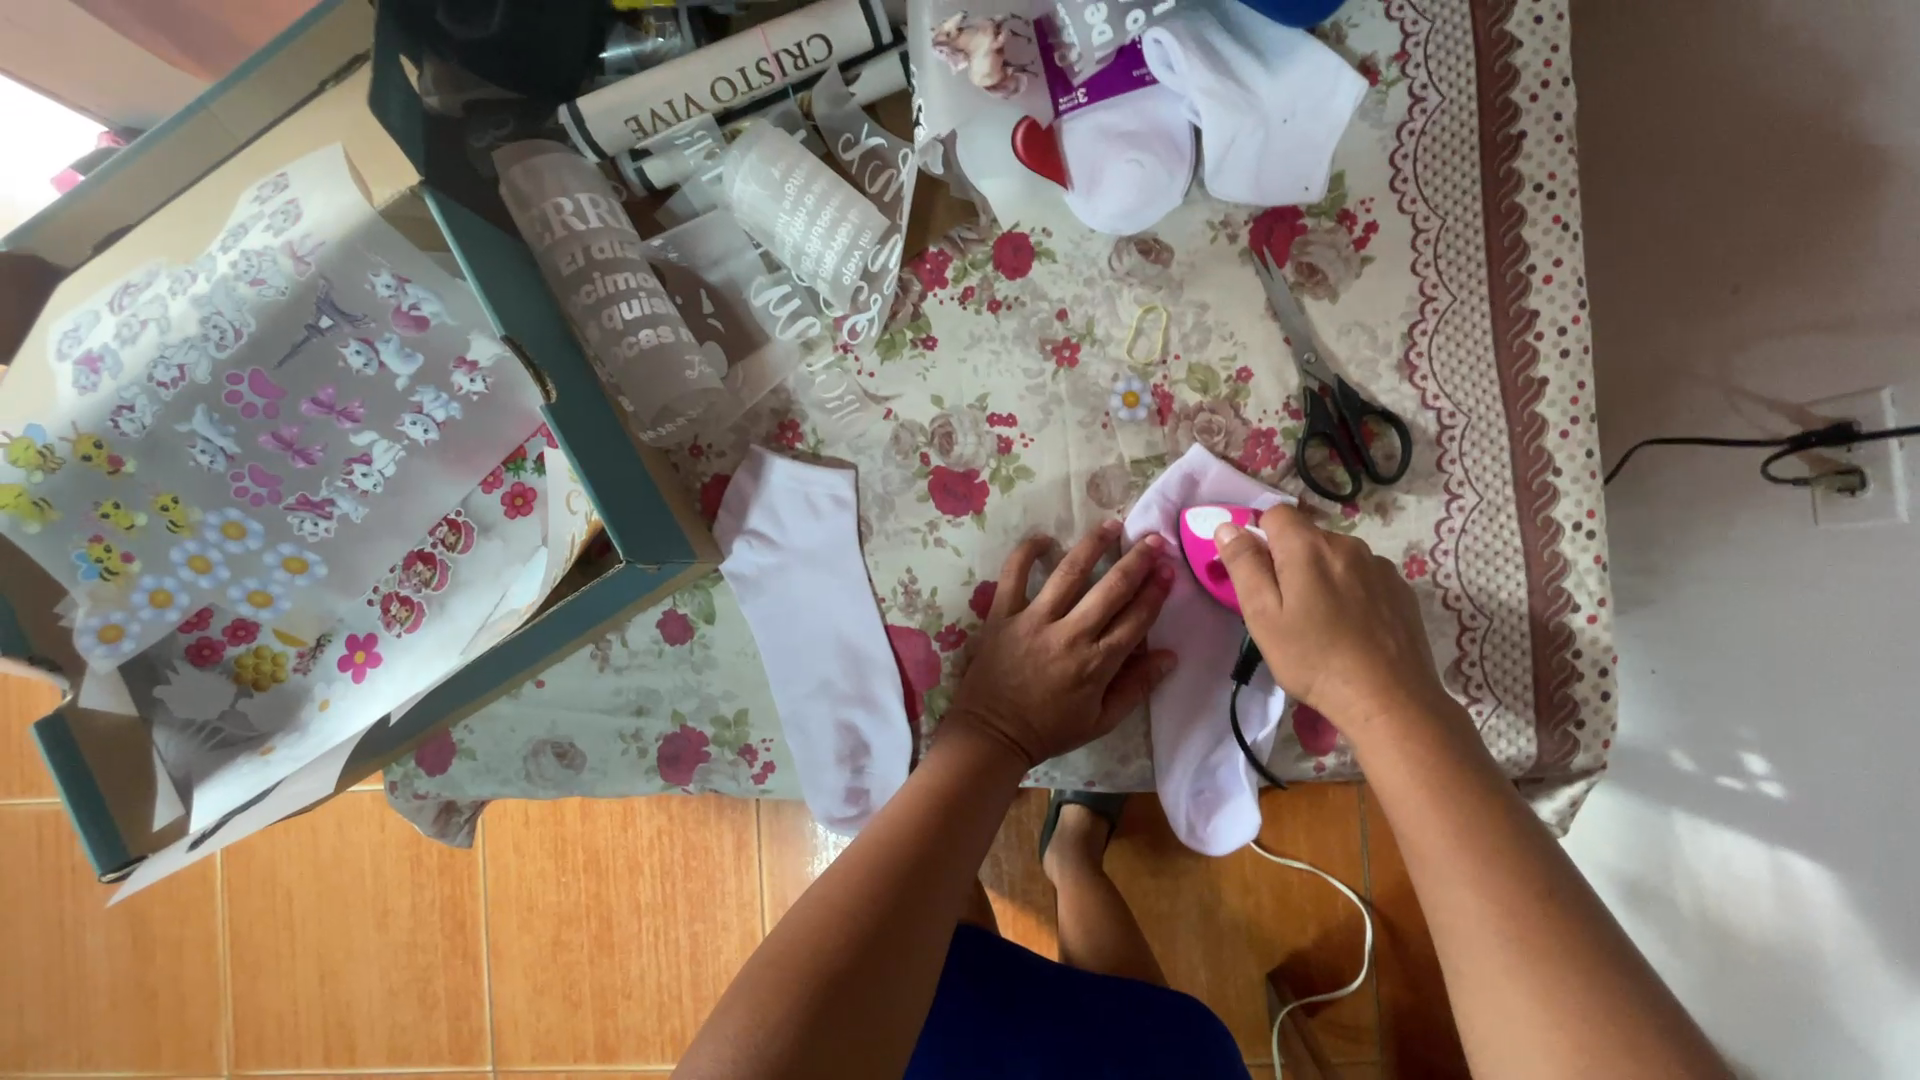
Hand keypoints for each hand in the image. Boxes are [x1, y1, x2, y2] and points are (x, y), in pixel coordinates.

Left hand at [945, 520, 1178, 768]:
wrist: (992, 735)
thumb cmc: (1049, 730)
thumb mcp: (1101, 721)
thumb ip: (1137, 687)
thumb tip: (1170, 656)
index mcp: (1097, 663)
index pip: (1136, 619)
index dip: (1156, 592)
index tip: (1169, 570)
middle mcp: (1070, 635)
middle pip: (1111, 588)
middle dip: (1137, 561)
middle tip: (1153, 539)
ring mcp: (1034, 621)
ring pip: (1069, 573)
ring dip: (1093, 545)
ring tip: (1111, 525)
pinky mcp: (1002, 615)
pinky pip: (1014, 575)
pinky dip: (1026, 553)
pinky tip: (1044, 538)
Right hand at [1214, 504, 1454, 740]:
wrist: (1388, 699)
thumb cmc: (1313, 658)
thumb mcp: (1263, 615)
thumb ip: (1244, 565)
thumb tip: (1228, 527)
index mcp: (1308, 547)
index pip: (1276, 514)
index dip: (1260, 538)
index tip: (1259, 577)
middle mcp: (1347, 544)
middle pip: (1307, 537)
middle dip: (1290, 560)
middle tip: (1285, 609)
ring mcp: (1379, 567)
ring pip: (1336, 557)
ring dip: (1322, 575)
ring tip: (1321, 621)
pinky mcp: (1401, 590)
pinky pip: (1363, 576)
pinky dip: (1351, 591)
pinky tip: (1351, 628)